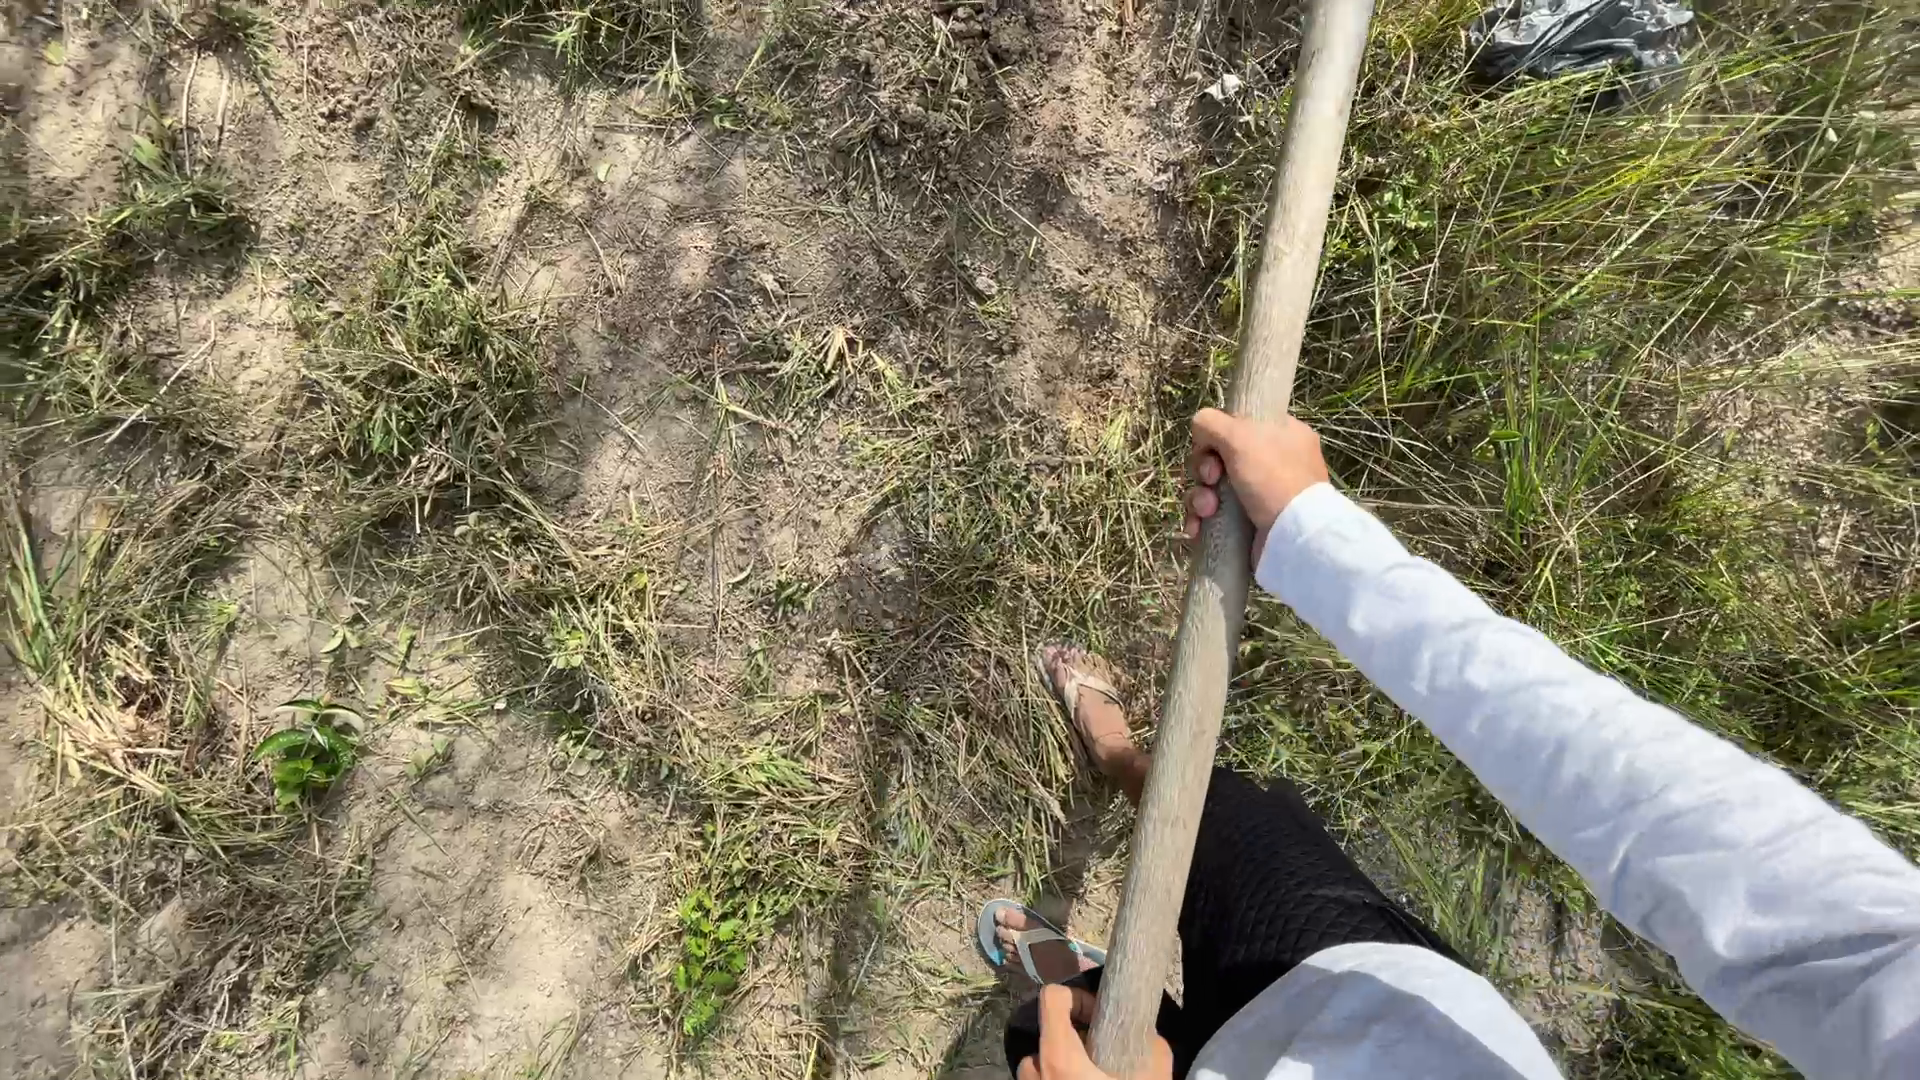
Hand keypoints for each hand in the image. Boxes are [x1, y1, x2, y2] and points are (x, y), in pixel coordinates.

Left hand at [1016, 985, 1173, 1079]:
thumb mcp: (1154, 1073)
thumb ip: (1148, 1043)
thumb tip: (1146, 1028)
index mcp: (1058, 1057)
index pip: (1051, 997)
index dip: (1075, 999)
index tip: (1096, 1018)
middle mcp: (1036, 1073)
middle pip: (1045, 1035)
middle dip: (1069, 1040)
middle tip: (1098, 1056)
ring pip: (1039, 1066)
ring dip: (1059, 1066)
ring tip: (1089, 1076)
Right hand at [1182, 408, 1328, 565]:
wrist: (1293, 536)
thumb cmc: (1272, 477)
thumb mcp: (1240, 436)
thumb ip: (1212, 422)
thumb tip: (1200, 429)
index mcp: (1281, 433)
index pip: (1237, 425)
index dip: (1217, 436)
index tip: (1214, 448)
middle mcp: (1272, 462)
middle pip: (1218, 458)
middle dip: (1204, 472)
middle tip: (1211, 481)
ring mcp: (1260, 494)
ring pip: (1211, 488)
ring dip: (1199, 498)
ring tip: (1207, 511)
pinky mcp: (1247, 523)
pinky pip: (1212, 514)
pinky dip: (1200, 520)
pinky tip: (1197, 528)